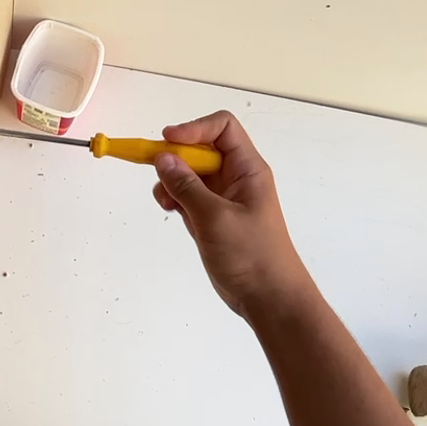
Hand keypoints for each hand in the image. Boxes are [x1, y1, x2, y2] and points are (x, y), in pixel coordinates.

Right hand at [150, 111, 313, 319]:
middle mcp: (235, 177)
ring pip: (189, 172)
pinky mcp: (210, 216)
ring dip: (171, 180)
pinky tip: (169, 210)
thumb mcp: (215, 217)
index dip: (194, 128)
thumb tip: (162, 158)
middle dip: (176, 157)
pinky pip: (186, 194)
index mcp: (247, 169)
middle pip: (200, 148)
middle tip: (157, 173)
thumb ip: (186, 186)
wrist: (268, 298)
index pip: (222, 127)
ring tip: (165, 201)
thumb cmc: (252, 254)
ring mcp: (222, 197)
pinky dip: (173, 197)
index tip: (167, 140)